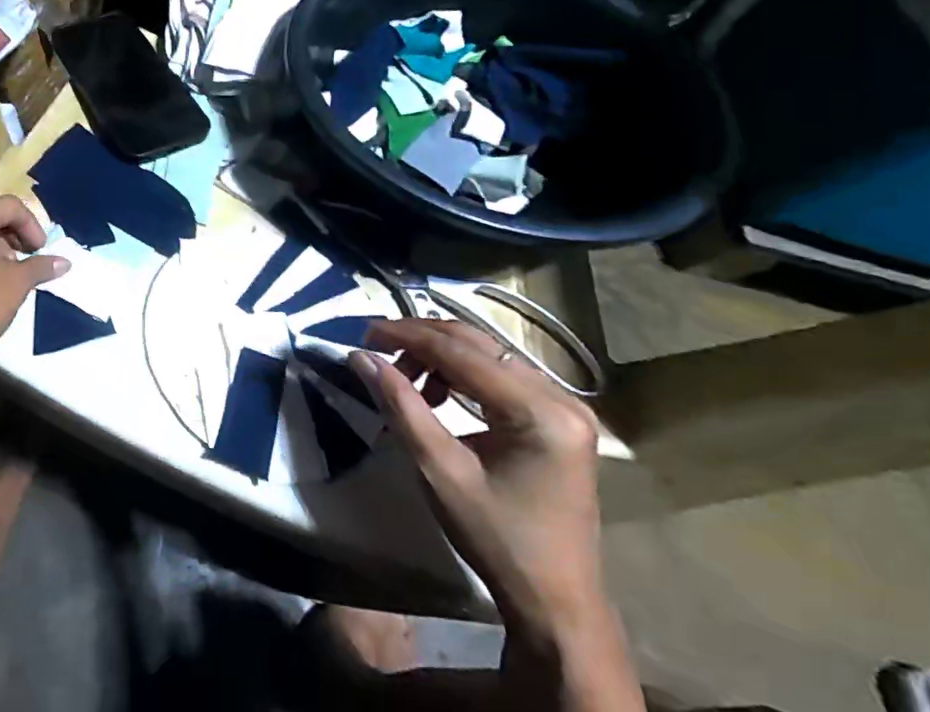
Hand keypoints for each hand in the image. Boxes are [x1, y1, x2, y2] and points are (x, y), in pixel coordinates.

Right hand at [350, 318, 604, 626]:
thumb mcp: (441, 472)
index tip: (367, 331)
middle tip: (379, 345)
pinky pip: (504, 377)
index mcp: (540, 410)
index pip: (464, 353)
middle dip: (425, 340)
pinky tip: (440, 395)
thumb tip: (362, 358)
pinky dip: (466, 376)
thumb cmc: (496, 540)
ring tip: (407, 382)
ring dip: (444, 359)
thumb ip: (402, 407)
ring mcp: (567, 404)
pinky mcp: (560, 416)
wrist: (554, 599)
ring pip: (491, 357)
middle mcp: (561, 396)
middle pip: (481, 345)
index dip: (411, 336)